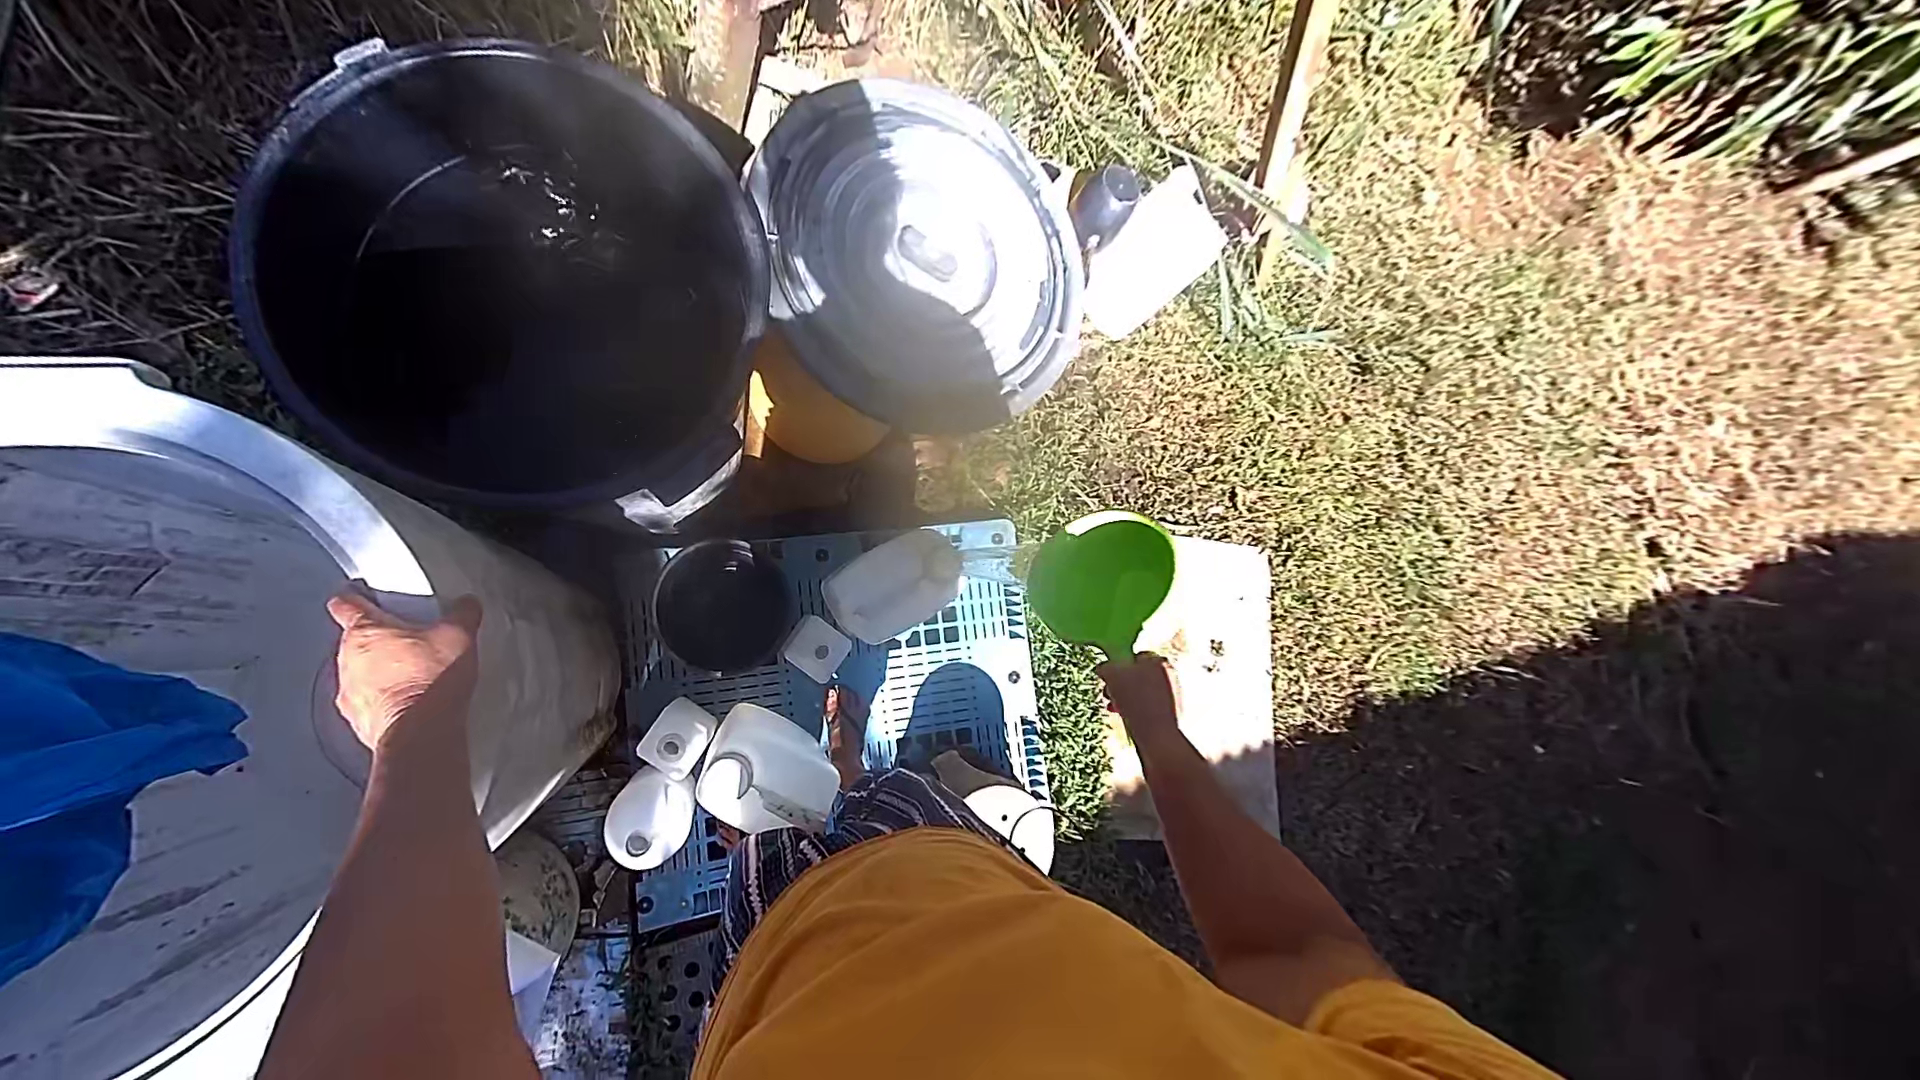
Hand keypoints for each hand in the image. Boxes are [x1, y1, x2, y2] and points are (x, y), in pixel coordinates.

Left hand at [326, 587, 482, 753]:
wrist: (421, 730)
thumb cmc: (431, 677)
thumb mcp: (459, 633)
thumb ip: (462, 613)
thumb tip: (466, 603)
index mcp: (366, 631)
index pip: (346, 604)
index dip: (354, 597)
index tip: (360, 595)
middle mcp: (347, 659)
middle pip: (355, 639)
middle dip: (379, 638)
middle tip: (410, 638)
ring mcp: (349, 691)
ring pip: (359, 671)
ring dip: (380, 669)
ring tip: (415, 672)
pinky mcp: (357, 719)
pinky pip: (368, 700)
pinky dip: (384, 697)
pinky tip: (411, 699)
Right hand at [1096, 652, 1180, 743]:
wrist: (1158, 736)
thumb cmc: (1136, 701)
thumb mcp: (1112, 676)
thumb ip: (1106, 667)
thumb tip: (1104, 668)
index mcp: (1159, 661)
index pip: (1134, 656)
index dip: (1118, 666)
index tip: (1108, 678)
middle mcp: (1170, 675)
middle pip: (1137, 675)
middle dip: (1120, 685)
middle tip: (1108, 694)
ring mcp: (1173, 695)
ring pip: (1141, 692)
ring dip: (1125, 698)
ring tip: (1114, 708)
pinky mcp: (1172, 713)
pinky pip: (1148, 706)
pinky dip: (1137, 710)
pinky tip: (1127, 718)